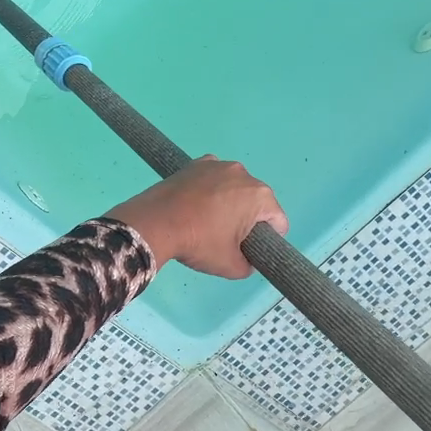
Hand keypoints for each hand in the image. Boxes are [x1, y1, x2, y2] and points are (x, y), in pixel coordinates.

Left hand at [105, 156, 288, 277]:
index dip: (268, 239)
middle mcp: (242, 173)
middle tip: (225, 237)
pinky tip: (193, 205)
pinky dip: (207, 189)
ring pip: (232, 188)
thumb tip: (246, 259)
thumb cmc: (198, 242)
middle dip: (246, 219)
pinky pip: (210, 179)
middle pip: (255, 201)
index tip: (249, 248)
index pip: (277, 221)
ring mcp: (215, 164)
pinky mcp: (192, 163)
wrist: (152, 223)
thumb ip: (250, 264)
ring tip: (206, 221)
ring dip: (226, 202)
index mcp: (260, 195)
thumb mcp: (232, 266)